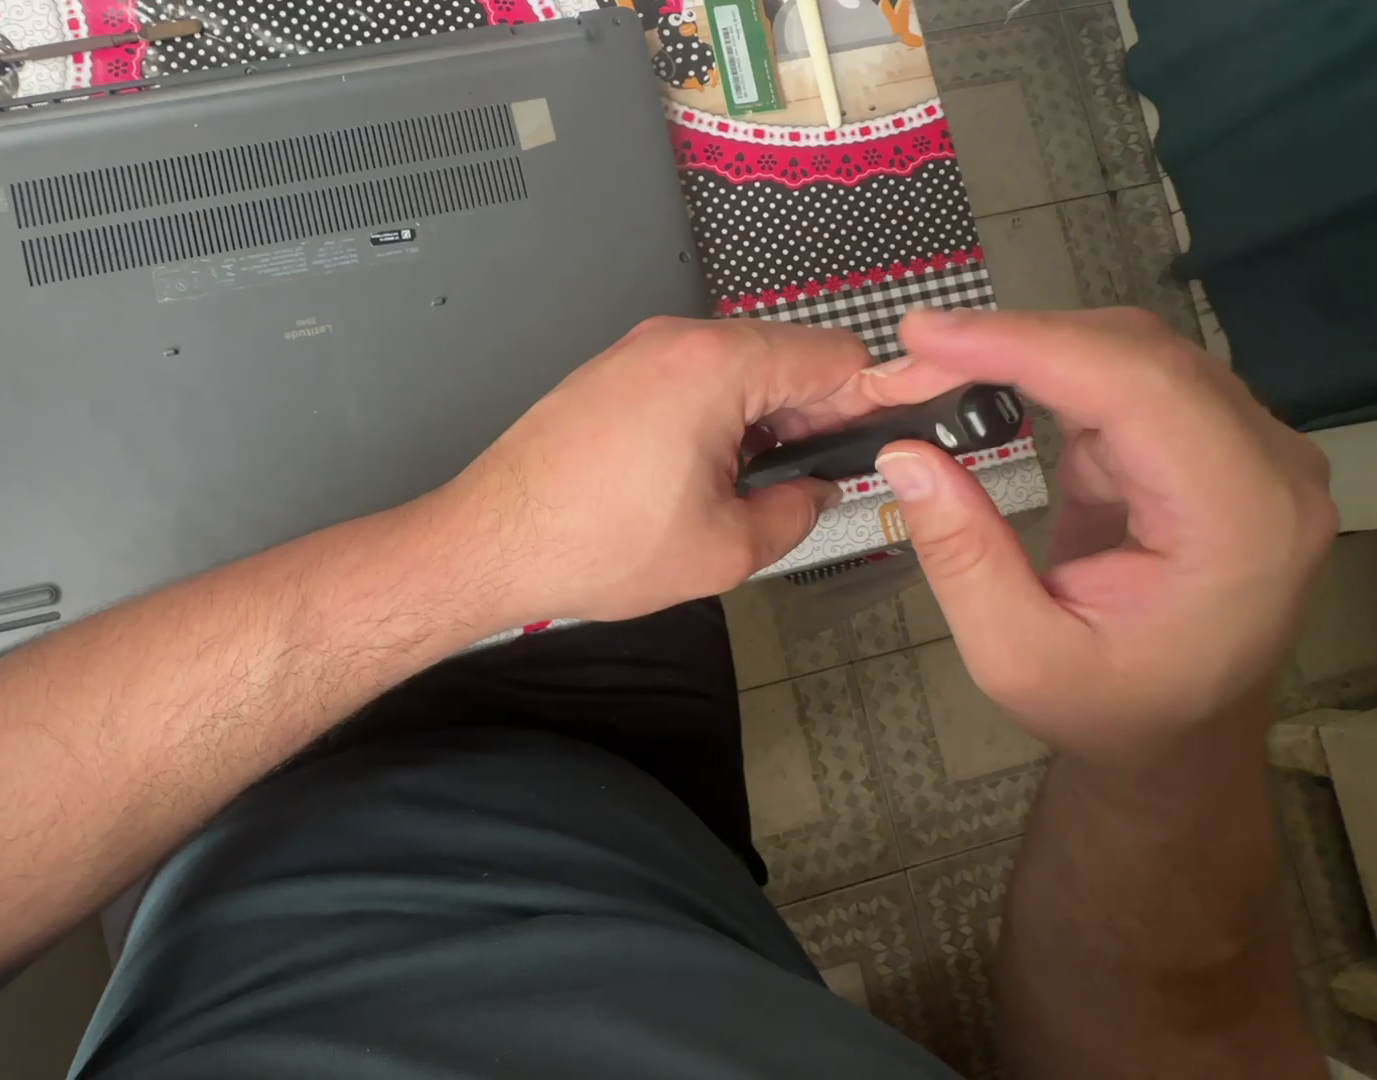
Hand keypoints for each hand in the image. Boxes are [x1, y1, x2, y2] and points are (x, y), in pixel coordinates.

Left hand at [432, 316, 889, 624]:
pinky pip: (682, 381)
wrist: (489, 542)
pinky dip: (708, 418)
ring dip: (755, 421)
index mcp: (714, 366)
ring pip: (731, 371)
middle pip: (782, 358)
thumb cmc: (590, 544)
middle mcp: (671, 341)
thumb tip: (815, 491)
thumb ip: (795, 513)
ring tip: (739, 488)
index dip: (873, 398)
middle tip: (807, 478)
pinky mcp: (605, 376)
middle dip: (808, 416)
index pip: (835, 355)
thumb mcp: (723, 549)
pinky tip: (694, 474)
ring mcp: (631, 353)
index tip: (887, 431)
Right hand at [864, 307, 1335, 764]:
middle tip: (907, 357)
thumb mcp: (1013, 654)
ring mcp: (1233, 450)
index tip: (923, 337)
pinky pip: (1114, 382)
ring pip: (1125, 355)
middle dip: (1012, 340)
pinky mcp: (1192, 449)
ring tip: (928, 367)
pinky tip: (978, 380)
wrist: (1174, 731)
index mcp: (1239, 521)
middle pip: (1136, 355)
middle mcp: (1260, 466)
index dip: (1027, 348)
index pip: (1139, 390)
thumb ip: (961, 555)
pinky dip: (1037, 371)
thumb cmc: (1105, 707)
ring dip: (1021, 349)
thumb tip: (903, 455)